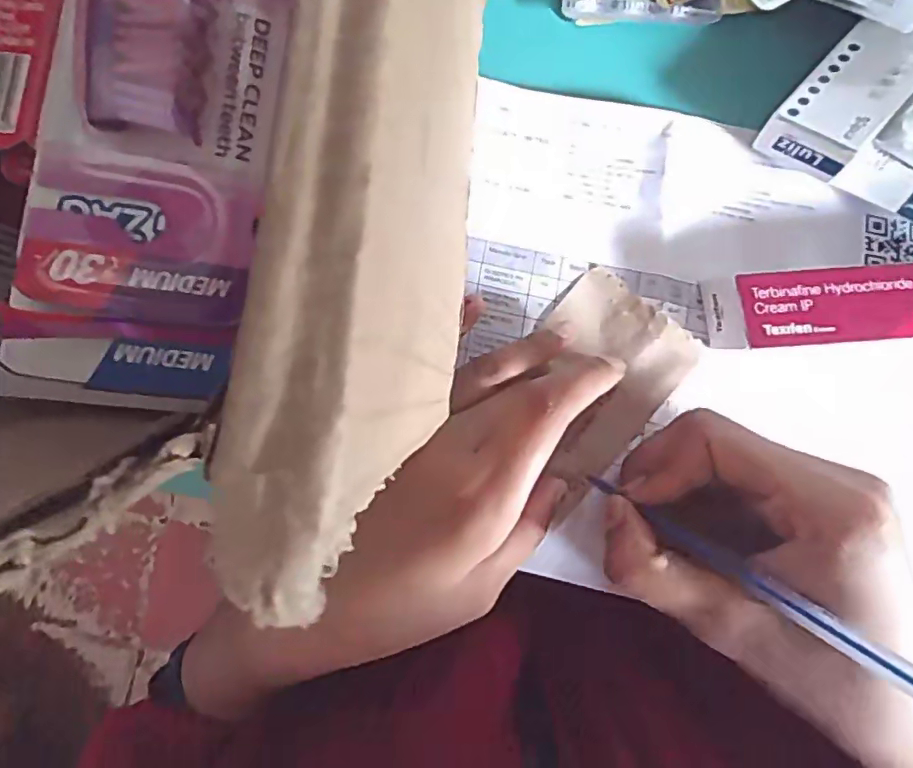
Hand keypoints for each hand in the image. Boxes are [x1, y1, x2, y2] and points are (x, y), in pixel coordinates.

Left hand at [182, 324, 624, 719]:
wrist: (302, 592)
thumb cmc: (397, 606)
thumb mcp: (478, 590)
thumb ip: (525, 529)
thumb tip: (561, 476)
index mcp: (481, 492)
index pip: (542, 417)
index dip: (581, 387)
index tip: (610, 373)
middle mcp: (451, 444)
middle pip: (517, 391)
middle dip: (562, 370)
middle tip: (593, 360)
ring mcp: (415, 424)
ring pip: (479, 371)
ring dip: (523, 352)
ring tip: (556, 339)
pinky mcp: (386, 416)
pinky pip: (428, 365)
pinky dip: (453, 331)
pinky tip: (474, 305)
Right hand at [603, 409, 912, 767]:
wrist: (905, 726)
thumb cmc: (833, 686)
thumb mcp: (732, 630)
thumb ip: (655, 571)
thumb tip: (610, 511)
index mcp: (835, 503)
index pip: (715, 437)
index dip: (658, 463)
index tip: (629, 507)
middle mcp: (842, 477)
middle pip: (718, 442)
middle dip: (665, 479)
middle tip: (638, 526)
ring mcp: (837, 484)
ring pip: (724, 456)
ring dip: (682, 492)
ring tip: (670, 542)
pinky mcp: (826, 497)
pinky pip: (742, 476)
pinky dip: (705, 502)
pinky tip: (702, 543)